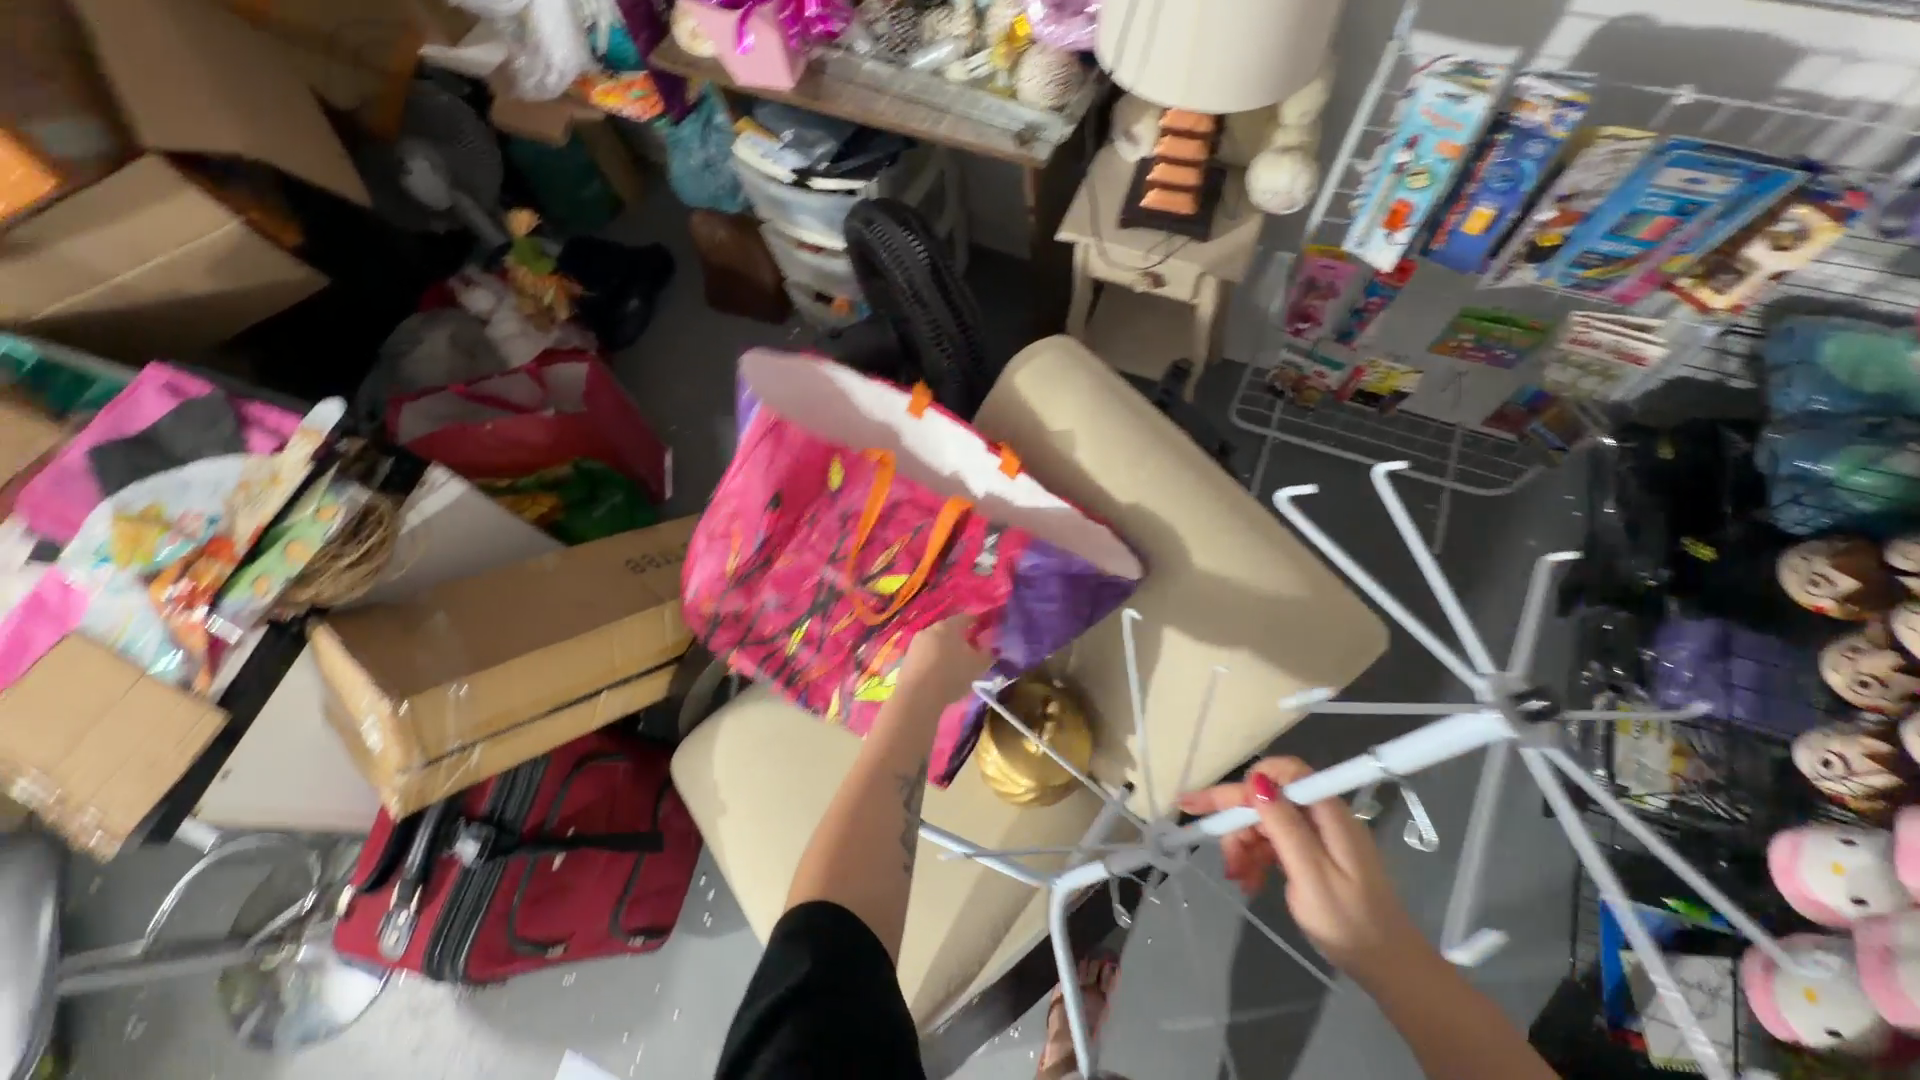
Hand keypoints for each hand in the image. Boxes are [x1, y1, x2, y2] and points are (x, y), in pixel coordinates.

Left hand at [895, 617, 992, 706]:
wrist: (918, 695)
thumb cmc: (952, 675)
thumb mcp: (978, 666)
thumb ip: (988, 654)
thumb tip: (990, 648)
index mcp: (949, 626)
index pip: (965, 617)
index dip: (976, 621)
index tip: (984, 627)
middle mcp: (930, 629)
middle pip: (948, 629)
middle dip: (960, 637)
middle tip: (970, 648)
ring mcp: (916, 643)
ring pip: (935, 642)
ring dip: (945, 649)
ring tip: (955, 663)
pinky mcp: (907, 659)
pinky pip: (925, 655)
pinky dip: (934, 660)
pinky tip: (939, 673)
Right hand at [1178, 756, 1425, 986]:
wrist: (1388, 965)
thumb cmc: (1348, 922)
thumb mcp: (1311, 875)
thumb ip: (1285, 826)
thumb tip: (1258, 781)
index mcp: (1328, 814)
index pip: (1283, 773)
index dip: (1245, 781)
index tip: (1212, 804)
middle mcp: (1323, 817)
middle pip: (1269, 799)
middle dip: (1238, 821)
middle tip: (1210, 845)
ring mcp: (1320, 836)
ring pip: (1268, 822)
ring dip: (1245, 845)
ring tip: (1238, 878)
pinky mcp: (1315, 855)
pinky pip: (1277, 843)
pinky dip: (1258, 858)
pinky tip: (1250, 882)